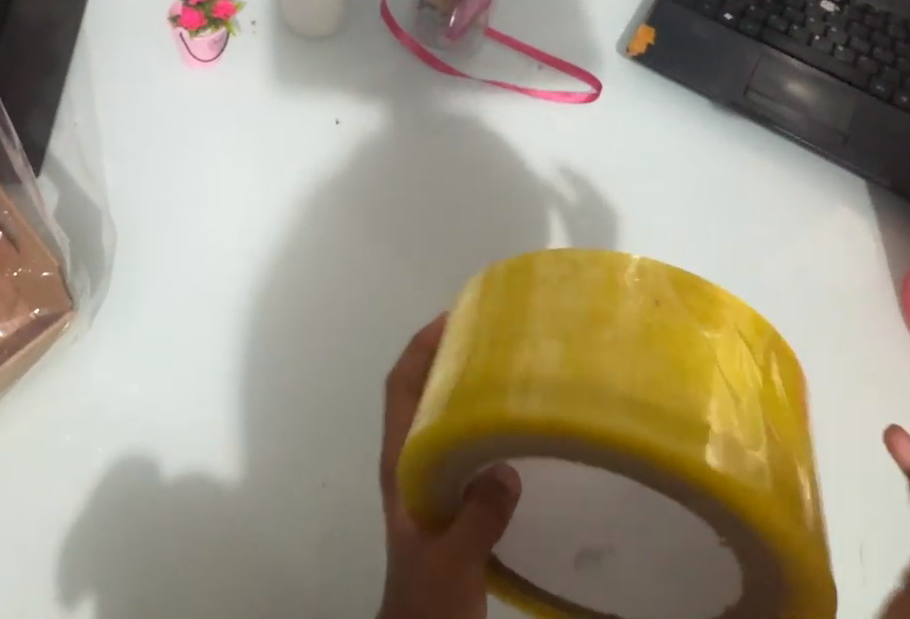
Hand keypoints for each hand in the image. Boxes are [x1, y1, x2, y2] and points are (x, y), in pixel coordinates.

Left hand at [378, 316, 519, 618]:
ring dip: (458, 385)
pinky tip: (510, 425)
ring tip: (500, 363)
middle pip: (417, 393)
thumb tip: (506, 470)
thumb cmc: (427, 597)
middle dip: (442, 356)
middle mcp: (408, 463)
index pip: (399, 390)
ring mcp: (425, 480)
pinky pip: (459, 444)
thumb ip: (475, 517)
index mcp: (400, 466)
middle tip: (485, 331)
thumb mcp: (452, 559)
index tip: (449, 319)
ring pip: (437, 415)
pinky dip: (477, 420)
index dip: (418, 350)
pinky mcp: (446, 499)